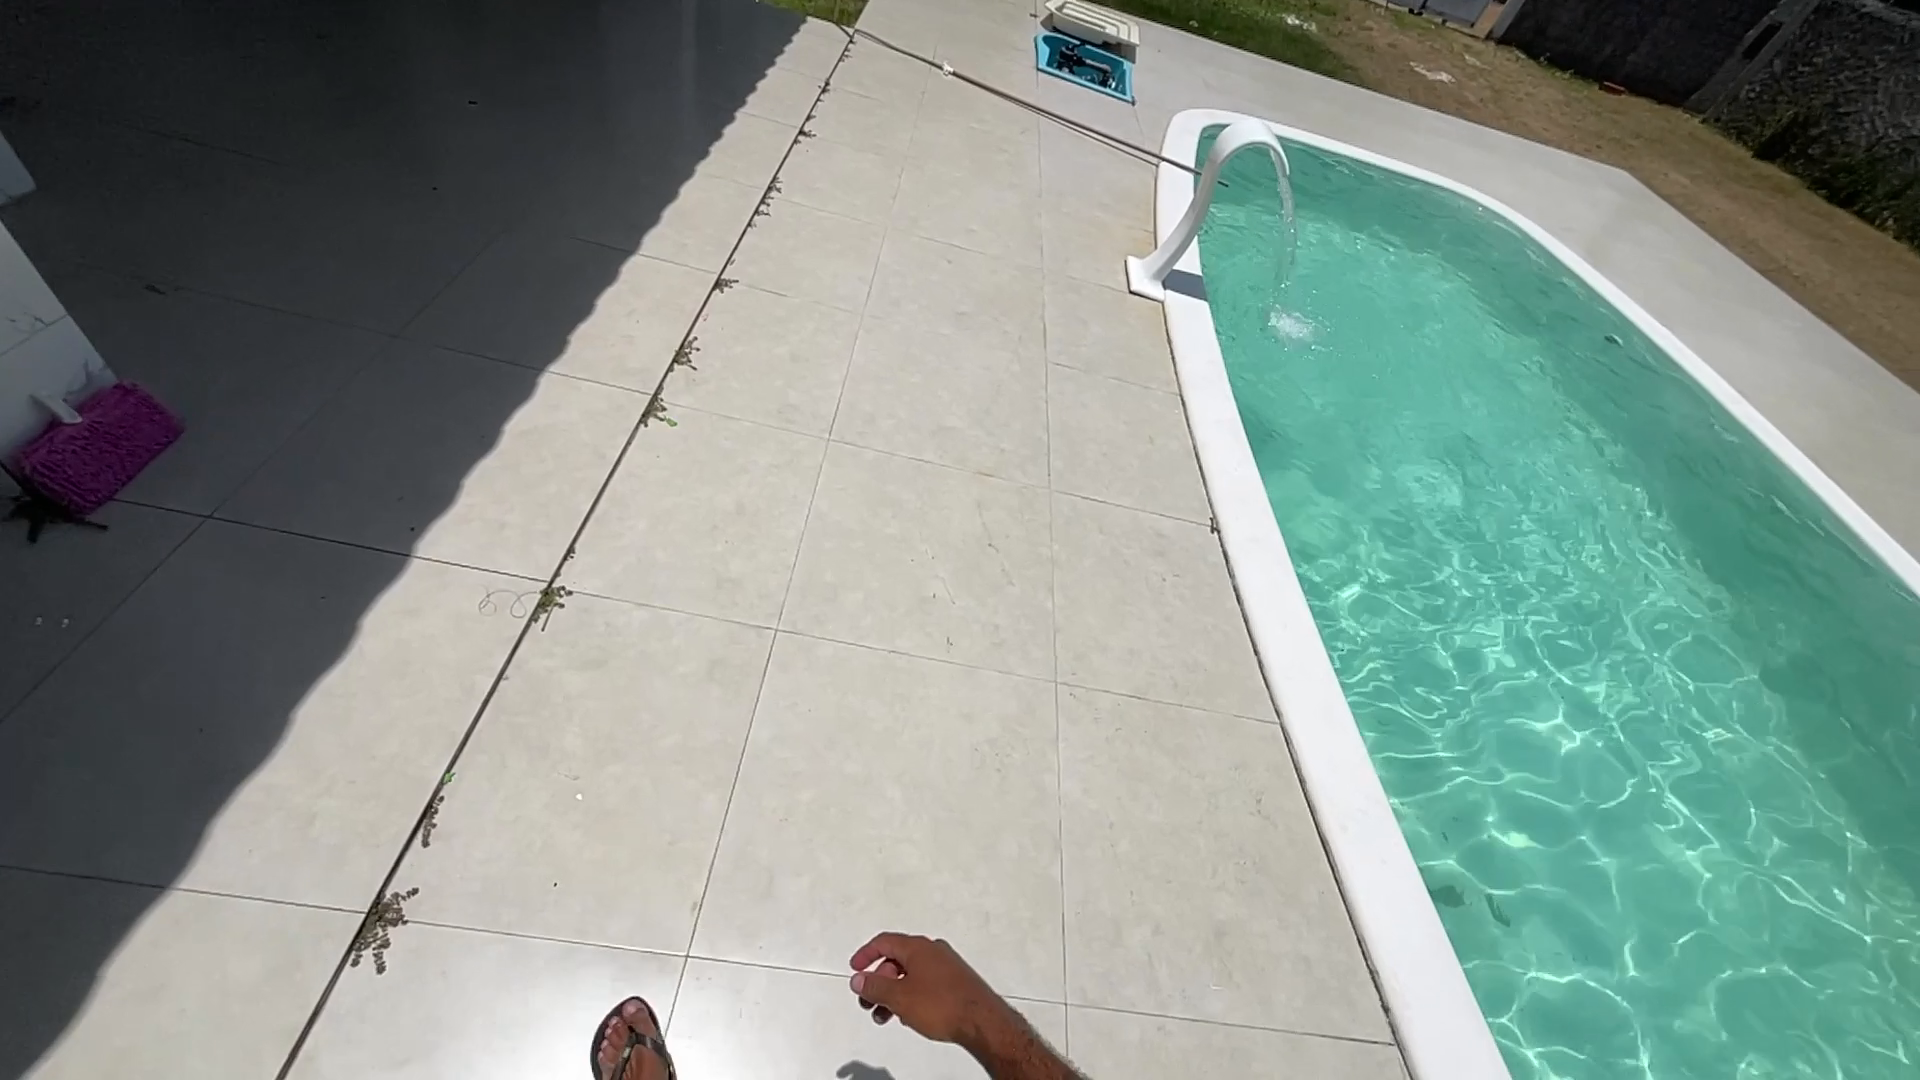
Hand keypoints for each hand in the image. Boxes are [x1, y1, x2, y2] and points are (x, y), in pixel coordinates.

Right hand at [848, 933, 1017, 1048]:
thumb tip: (858, 979)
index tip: (855, 968)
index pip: (884, 941)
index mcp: (917, 947)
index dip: (866, 954)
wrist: (980, 1020)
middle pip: (896, 959)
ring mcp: (945, 964)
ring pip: (910, 973)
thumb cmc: (941, 1004)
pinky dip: (910, 994)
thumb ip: (875, 987)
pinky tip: (909, 1014)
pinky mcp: (954, 979)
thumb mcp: (900, 997)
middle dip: (878, 980)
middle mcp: (932, 950)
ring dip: (894, 992)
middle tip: (868, 1001)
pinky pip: (925, 981)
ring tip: (886, 1015)